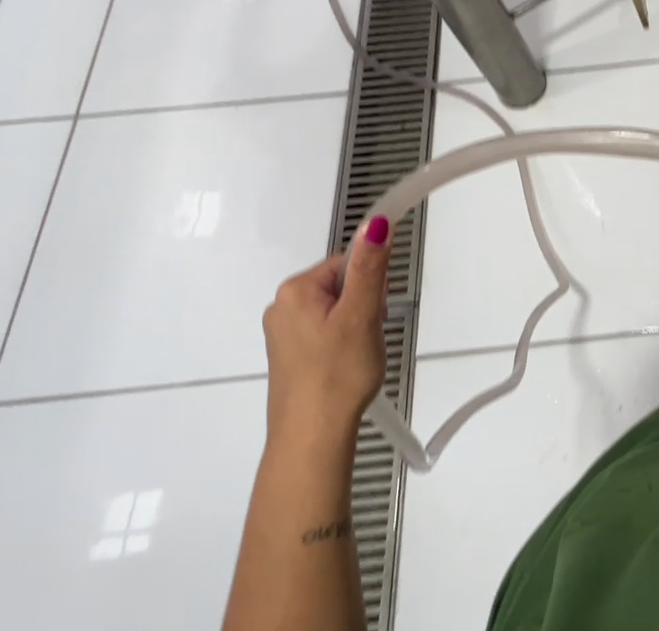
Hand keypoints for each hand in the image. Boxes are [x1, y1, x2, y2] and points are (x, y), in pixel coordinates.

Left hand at [262, 215, 392, 444]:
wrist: (312, 436)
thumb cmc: (339, 373)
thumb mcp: (362, 315)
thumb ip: (369, 268)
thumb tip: (376, 222)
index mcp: (296, 289)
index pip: (348, 263)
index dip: (370, 285)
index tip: (375, 313)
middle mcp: (282, 305)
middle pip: (341, 285)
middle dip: (363, 305)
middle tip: (367, 336)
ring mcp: (282, 332)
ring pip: (334, 309)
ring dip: (355, 324)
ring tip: (358, 354)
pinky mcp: (288, 355)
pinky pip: (324, 331)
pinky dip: (341, 342)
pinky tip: (346, 365)